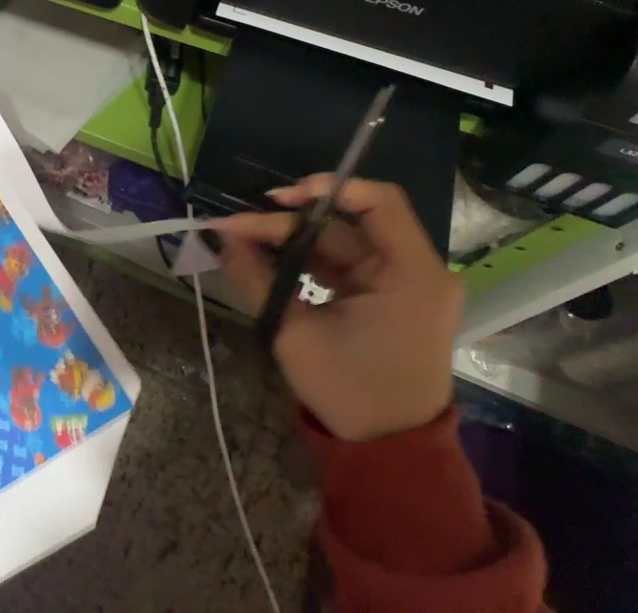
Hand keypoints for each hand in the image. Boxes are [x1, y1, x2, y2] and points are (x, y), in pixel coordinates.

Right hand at [212, 175, 461, 441]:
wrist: (390, 450)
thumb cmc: (348, 389)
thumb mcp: (293, 331)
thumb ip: (256, 277)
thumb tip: (221, 236)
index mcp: (411, 274)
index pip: (378, 202)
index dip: (326, 188)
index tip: (276, 199)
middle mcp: (416, 271)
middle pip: (347, 225)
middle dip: (287, 224)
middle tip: (232, 230)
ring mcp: (403, 286)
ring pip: (340, 244)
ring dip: (291, 242)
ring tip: (240, 244)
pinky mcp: (388, 300)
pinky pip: (344, 266)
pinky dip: (307, 262)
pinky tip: (266, 263)